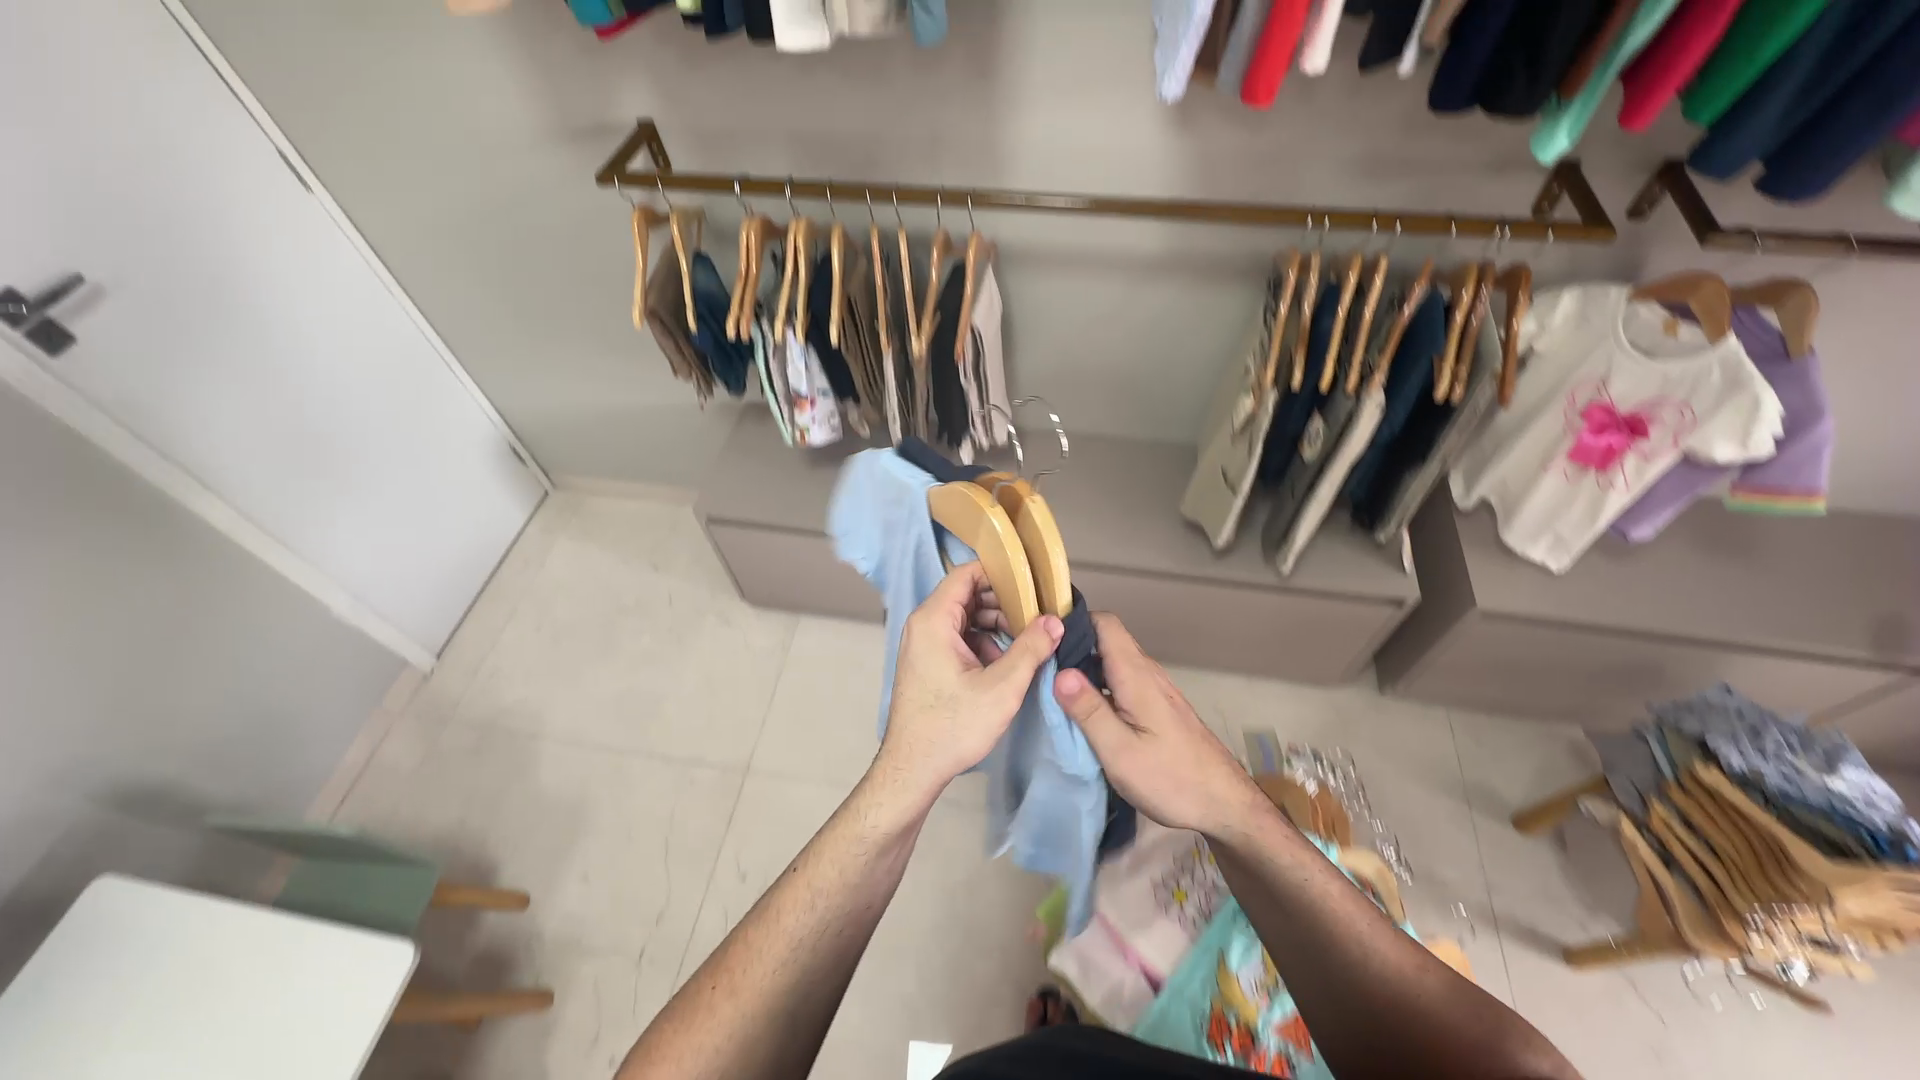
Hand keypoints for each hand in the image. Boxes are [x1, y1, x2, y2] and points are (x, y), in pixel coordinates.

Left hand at [874, 562, 1062, 799]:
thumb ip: (1030, 648)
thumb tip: (1055, 620)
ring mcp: (923, 644)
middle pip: (967, 594)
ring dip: (996, 625)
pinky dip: (983, 643)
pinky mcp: (928, 662)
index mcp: (933, 620)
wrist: (914, 768)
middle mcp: (923, 624)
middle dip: (1004, 603)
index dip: (1001, 574)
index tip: (1033, 586)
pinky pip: (958, 637)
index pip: (967, 574)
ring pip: (965, 617)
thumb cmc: (953, 726)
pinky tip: (1005, 664)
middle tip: (1037, 618)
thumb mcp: (1001, 687)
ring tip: (1027, 643)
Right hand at [1054, 613, 1266, 837]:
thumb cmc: (1171, 779)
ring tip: (1053, 688)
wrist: (1223, 804)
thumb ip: (1089, 711)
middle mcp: (1148, 674)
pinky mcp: (1159, 708)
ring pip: (1114, 663)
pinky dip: (1101, 686)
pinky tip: (1085, 712)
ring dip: (1086, 668)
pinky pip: (1124, 682)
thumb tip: (1059, 673)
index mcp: (1136, 676)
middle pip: (1108, 640)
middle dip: (1074, 646)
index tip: (1043, 638)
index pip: (1105, 624)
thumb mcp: (1120, 751)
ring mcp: (1156, 691)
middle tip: (1038, 667)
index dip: (1074, 622)